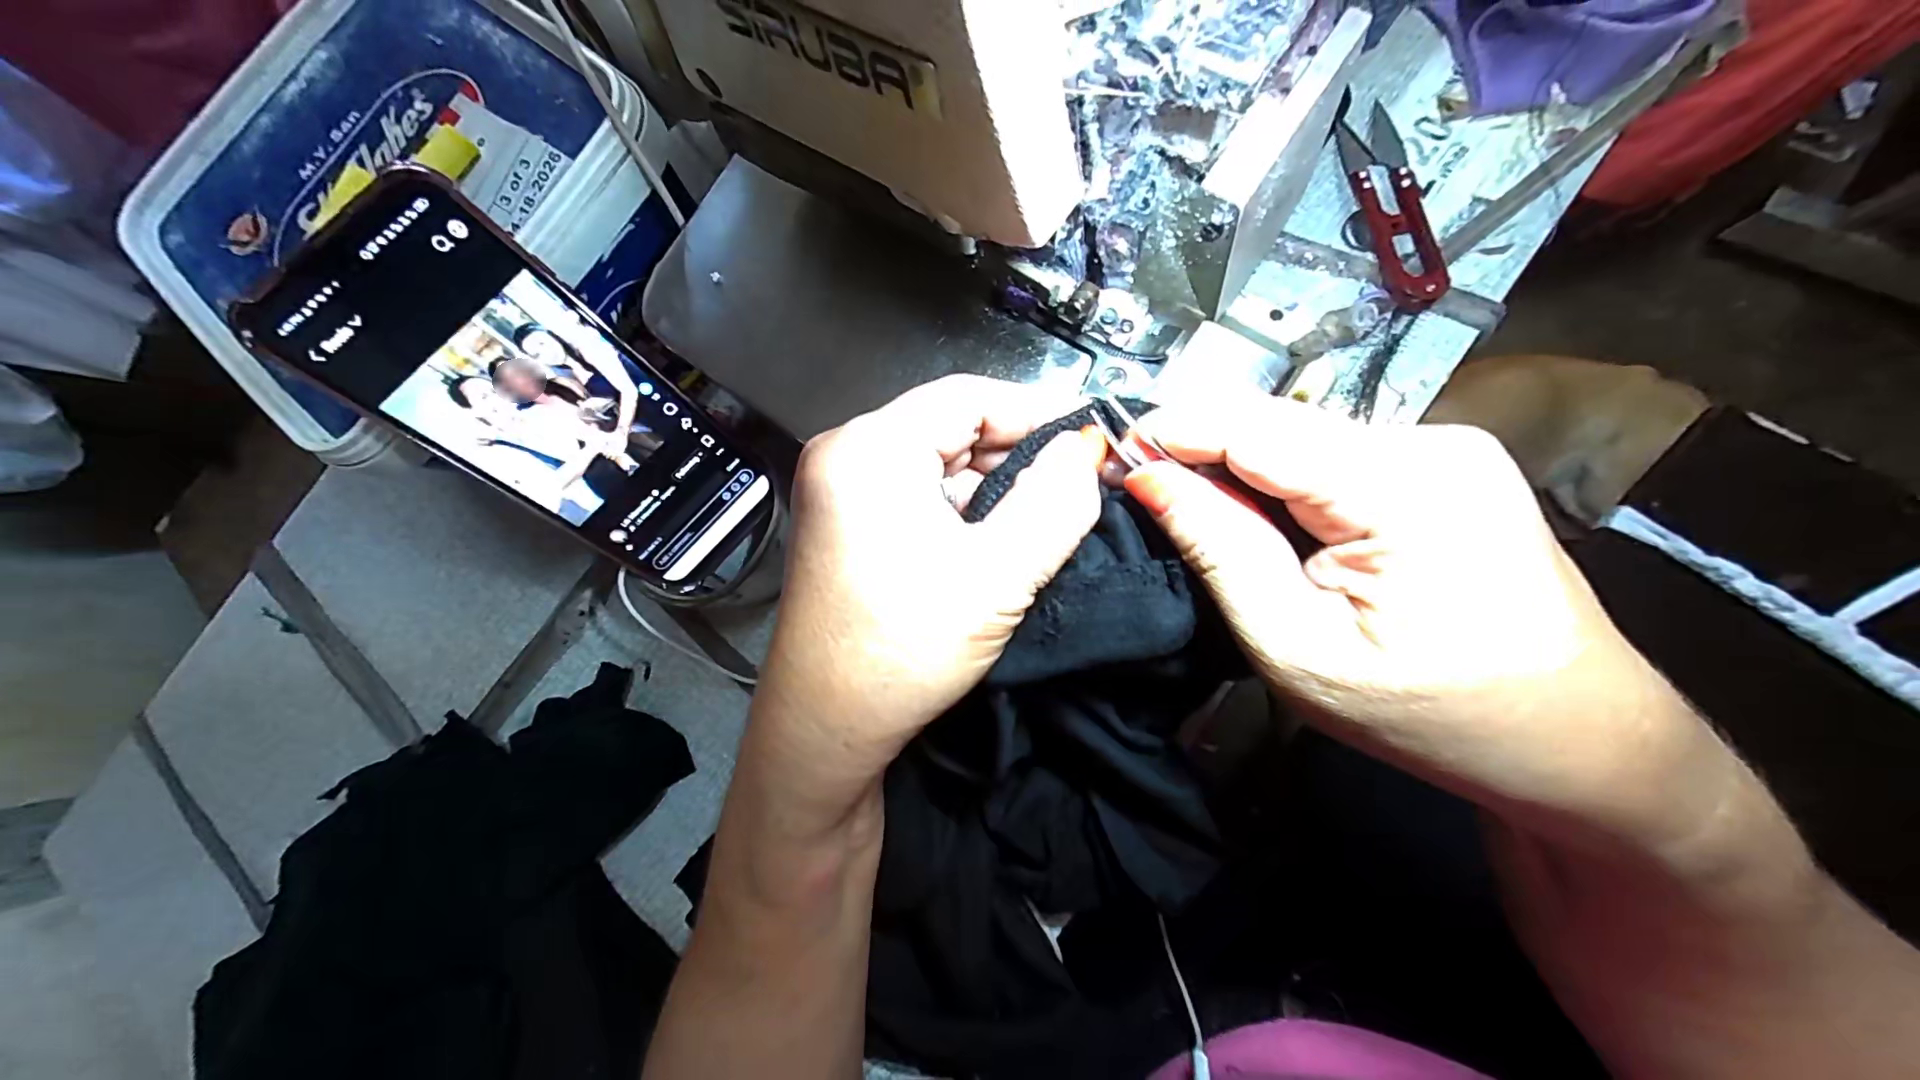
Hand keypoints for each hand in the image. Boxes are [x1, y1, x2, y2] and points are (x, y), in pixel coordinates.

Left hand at [756, 375, 1107, 791]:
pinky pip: (918, 496)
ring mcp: (840, 493)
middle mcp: (844, 456)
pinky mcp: (847, 526)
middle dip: (1017, 455)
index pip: (969, 396)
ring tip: (1040, 520)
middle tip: (1075, 484)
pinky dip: (962, 511)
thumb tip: (1086, 450)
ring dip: (993, 488)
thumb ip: (1056, 501)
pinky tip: (993, 543)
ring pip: (938, 465)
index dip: (1037, 411)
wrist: (826, 727)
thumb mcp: (998, 573)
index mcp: (868, 448)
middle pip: (951, 428)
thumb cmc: (901, 651)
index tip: (1089, 437)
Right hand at [1126, 394, 1732, 853]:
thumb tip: (1149, 477)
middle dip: (1201, 455)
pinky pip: (1330, 457)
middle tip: (1146, 497)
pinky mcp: (1442, 465)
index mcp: (1405, 487)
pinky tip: (1270, 529)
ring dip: (1240, 474)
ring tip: (1207, 525)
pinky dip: (1282, 485)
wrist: (1574, 740)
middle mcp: (1433, 442)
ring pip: (1299, 439)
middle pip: (1276, 425)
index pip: (1254, 426)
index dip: (1172, 432)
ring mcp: (1445, 448)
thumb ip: (1219, 549)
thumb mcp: (1296, 645)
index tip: (1113, 458)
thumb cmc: (1434, 714)